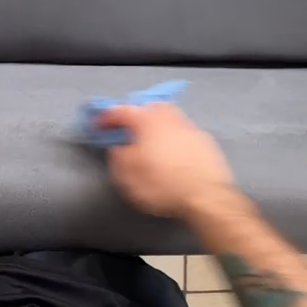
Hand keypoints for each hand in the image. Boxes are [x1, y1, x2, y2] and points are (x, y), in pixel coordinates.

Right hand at [94, 103, 236, 218]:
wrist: (208, 197)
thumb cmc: (162, 184)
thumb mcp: (128, 176)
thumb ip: (118, 158)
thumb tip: (118, 149)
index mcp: (147, 121)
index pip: (121, 112)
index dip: (107, 118)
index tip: (98, 126)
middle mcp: (170, 118)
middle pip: (150, 109)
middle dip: (137, 116)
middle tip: (128, 130)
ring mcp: (191, 128)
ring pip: (170, 119)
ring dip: (158, 126)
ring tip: (152, 142)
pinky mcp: (206, 142)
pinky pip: (183, 133)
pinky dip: (174, 139)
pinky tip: (174, 154)